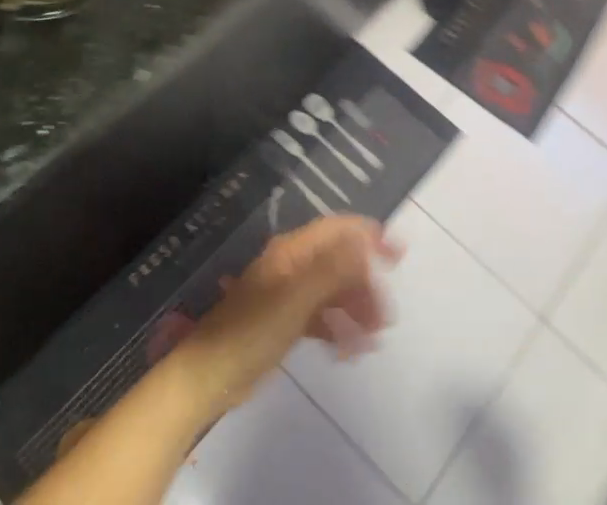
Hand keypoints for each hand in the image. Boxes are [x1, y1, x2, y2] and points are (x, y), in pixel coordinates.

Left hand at [171, 216, 400, 419]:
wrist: (208, 376)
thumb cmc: (251, 332)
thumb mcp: (296, 298)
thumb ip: (332, 268)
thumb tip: (365, 240)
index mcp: (290, 253)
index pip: (336, 230)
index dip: (367, 235)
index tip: (398, 253)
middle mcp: (290, 267)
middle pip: (339, 263)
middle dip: (365, 285)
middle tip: (386, 316)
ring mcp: (286, 295)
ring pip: (332, 292)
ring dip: (355, 311)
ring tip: (371, 341)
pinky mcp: (284, 323)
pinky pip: (320, 317)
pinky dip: (337, 329)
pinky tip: (348, 351)